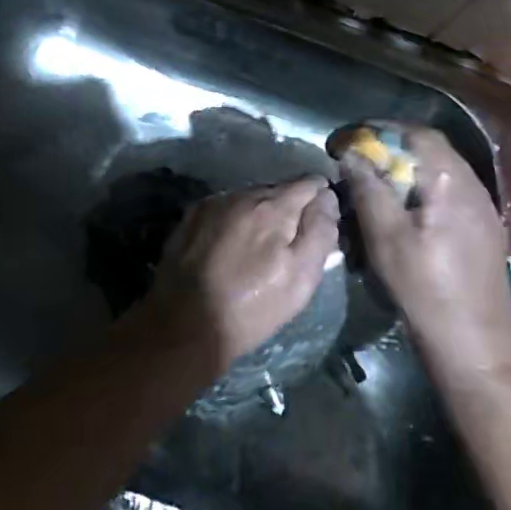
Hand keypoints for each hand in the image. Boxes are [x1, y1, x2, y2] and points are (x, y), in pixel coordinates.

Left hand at [145, 176, 339, 369]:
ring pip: (251, 198)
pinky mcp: (191, 217)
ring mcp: (213, 203)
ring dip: (261, 214)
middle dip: (291, 209)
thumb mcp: (301, 278)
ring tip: (259, 248)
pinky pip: (226, 208)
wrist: (183, 326)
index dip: (321, 200)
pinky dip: (236, 220)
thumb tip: (327, 197)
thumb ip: (320, 231)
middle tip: (290, 244)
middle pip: (279, 189)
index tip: (321, 224)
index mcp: (274, 206)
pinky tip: (232, 247)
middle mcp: (243, 194)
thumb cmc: (251, 307)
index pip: (310, 183)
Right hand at [338, 124, 510, 376]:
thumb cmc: (425, 288)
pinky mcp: (484, 223)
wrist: (476, 339)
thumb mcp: (386, 238)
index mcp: (450, 180)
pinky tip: (408, 205)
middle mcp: (472, 182)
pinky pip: (451, 187)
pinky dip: (424, 183)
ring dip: (410, 164)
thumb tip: (352, 154)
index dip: (380, 130)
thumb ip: (369, 190)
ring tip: (379, 178)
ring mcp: (482, 203)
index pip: (415, 134)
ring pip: (443, 166)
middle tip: (360, 156)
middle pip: (432, 147)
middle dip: (393, 145)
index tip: (351, 139)